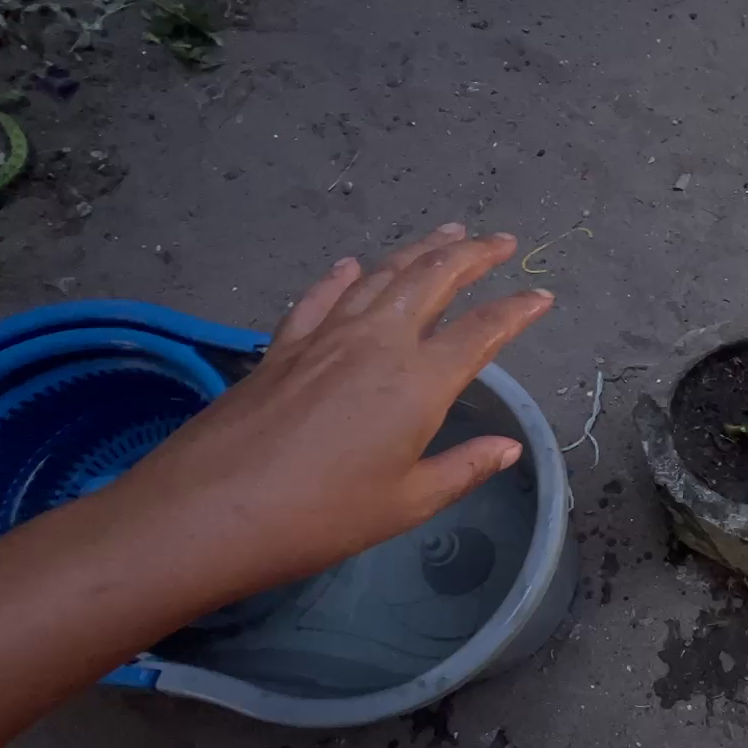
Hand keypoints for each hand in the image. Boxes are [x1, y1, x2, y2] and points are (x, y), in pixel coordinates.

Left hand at [98, 224, 552, 601]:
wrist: (204, 515)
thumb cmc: (322, 515)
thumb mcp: (409, 501)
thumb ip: (466, 468)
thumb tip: (510, 448)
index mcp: (419, 381)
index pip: (483, 332)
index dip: (518, 312)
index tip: (543, 298)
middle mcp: (377, 343)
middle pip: (432, 281)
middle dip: (472, 255)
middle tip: (502, 241)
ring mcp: (325, 339)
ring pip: (381, 277)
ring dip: (419, 250)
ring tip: (447, 232)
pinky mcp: (283, 348)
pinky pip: (320, 298)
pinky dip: (341, 276)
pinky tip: (351, 264)